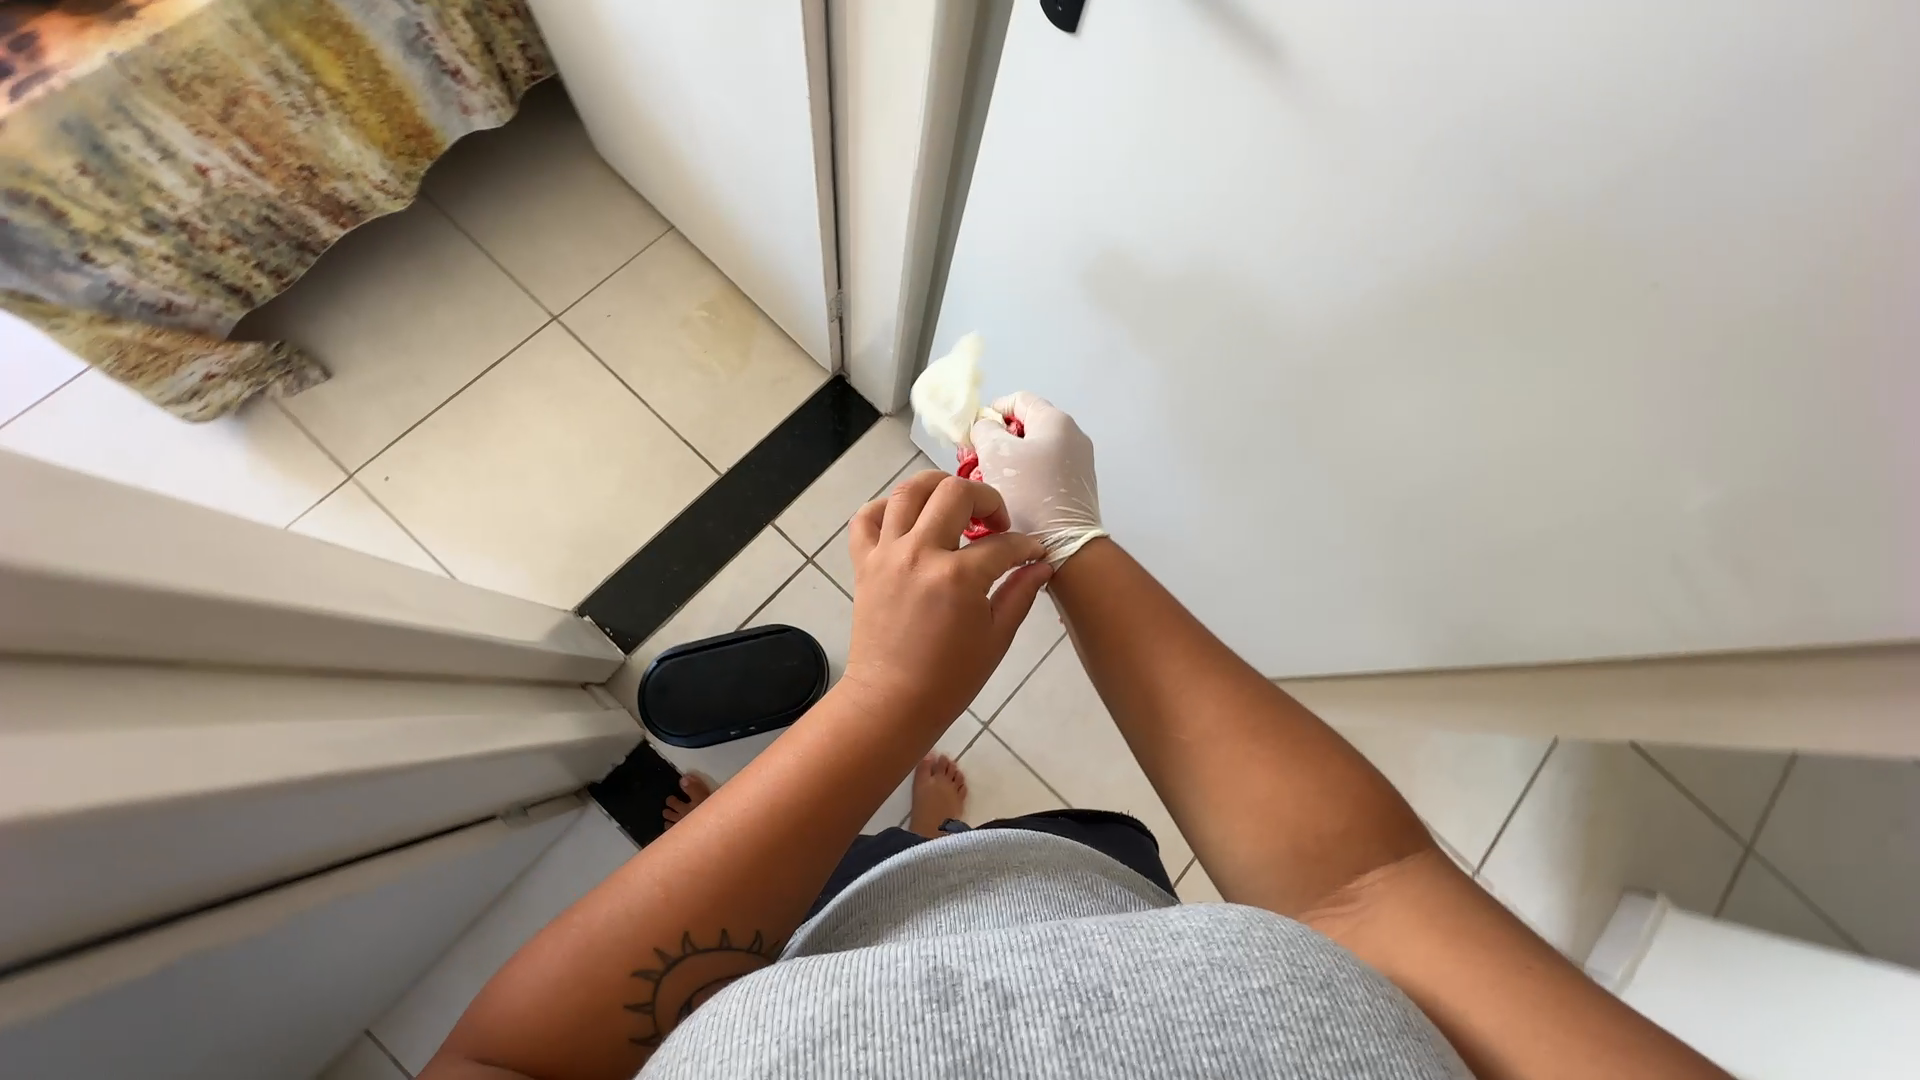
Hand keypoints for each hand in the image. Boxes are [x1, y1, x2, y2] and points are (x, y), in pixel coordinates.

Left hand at [842, 471, 1052, 723]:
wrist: (891, 702)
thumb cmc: (950, 678)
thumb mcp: (997, 637)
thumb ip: (1021, 593)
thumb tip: (1042, 564)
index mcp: (958, 576)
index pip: (1003, 543)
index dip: (1026, 545)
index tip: (1033, 552)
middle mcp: (919, 553)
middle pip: (955, 493)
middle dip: (986, 499)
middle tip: (995, 524)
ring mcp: (886, 554)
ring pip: (909, 492)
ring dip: (938, 488)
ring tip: (954, 506)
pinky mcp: (863, 563)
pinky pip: (866, 518)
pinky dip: (887, 508)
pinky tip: (908, 520)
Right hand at [971, 392, 1107, 566]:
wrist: (1064, 546)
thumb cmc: (1028, 494)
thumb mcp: (995, 453)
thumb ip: (984, 429)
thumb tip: (986, 426)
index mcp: (1056, 421)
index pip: (1019, 400)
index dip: (993, 411)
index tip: (975, 433)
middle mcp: (1073, 437)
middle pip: (1028, 427)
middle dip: (999, 440)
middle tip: (978, 460)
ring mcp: (1079, 464)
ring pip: (1035, 452)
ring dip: (1009, 462)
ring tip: (991, 482)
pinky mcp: (1077, 489)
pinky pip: (1045, 473)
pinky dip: (1025, 479)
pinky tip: (1011, 498)